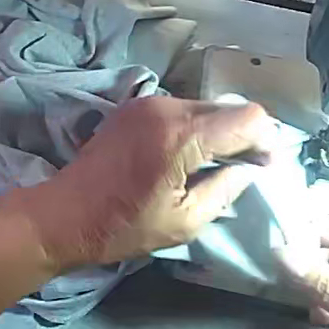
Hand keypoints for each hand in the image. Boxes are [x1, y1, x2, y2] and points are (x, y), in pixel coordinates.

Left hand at [16, 96, 275, 270]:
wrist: (63, 215)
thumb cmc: (123, 226)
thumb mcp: (185, 221)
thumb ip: (226, 189)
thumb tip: (251, 169)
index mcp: (182, 137)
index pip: (249, 117)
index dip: (265, 141)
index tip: (262, 167)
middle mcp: (166, 107)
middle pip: (228, 107)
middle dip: (243, 136)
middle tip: (241, 169)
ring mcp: (146, 102)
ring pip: (204, 106)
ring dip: (217, 131)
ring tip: (209, 165)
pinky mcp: (132, 106)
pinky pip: (180, 108)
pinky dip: (193, 127)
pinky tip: (183, 155)